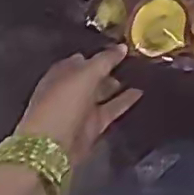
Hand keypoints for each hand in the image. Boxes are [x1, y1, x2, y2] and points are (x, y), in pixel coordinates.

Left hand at [15, 46, 142, 165]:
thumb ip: (106, 59)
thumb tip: (122, 46)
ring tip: (142, 72)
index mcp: (62, 73)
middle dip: (111, 67)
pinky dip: (125, 100)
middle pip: (93, 75)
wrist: (51, 148)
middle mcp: (71, 90)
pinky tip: (141, 91)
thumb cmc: (63, 102)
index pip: (83, 59)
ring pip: (103, 92)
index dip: (100, 52)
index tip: (121, 46)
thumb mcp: (85, 74)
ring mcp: (81, 108)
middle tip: (135, 58)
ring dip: (118, 83)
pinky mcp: (93, 126)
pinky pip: (112, 108)